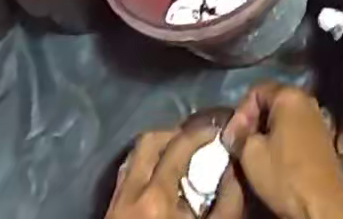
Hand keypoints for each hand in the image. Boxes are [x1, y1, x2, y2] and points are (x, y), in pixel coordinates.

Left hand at [106, 124, 242, 218]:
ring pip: (133, 158)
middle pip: (149, 141)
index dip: (203, 132)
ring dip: (157, 151)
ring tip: (179, 161)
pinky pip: (125, 179)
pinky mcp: (107, 217)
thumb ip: (228, 204)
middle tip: (197, 144)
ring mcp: (115, 205)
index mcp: (156, 197)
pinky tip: (159, 185)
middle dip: (175, 134)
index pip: (180, 143)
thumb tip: (234, 172)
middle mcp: (131, 193)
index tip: (220, 133)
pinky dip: (143, 171)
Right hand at [227, 84, 342, 218]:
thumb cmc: (285, 174)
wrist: (322, 203)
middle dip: (252, 123)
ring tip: (253, 157)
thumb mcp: (252, 155)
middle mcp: (306, 99)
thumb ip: (239, 136)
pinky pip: (294, 130)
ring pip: (282, 118)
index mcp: (290, 95)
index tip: (233, 137)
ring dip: (265, 134)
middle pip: (270, 103)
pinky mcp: (321, 137)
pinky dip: (280, 142)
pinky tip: (272, 162)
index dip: (240, 112)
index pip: (256, 90)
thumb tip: (234, 132)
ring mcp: (316, 118)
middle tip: (239, 147)